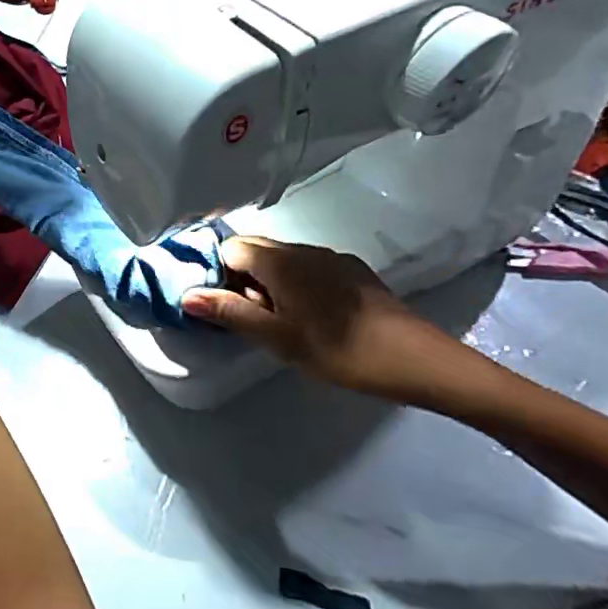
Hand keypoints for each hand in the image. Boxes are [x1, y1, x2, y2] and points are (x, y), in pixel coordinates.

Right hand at [181, 237, 486, 407]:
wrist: (419, 360)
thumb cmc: (341, 352)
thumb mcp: (280, 339)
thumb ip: (232, 313)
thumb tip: (188, 294)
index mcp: (282, 262)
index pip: (231, 248)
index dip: (218, 273)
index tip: (222, 307)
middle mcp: (304, 249)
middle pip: (256, 250)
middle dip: (242, 279)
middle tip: (250, 319)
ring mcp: (332, 257)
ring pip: (283, 260)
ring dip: (269, 284)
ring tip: (281, 323)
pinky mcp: (353, 270)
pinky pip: (309, 267)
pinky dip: (296, 285)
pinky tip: (312, 318)